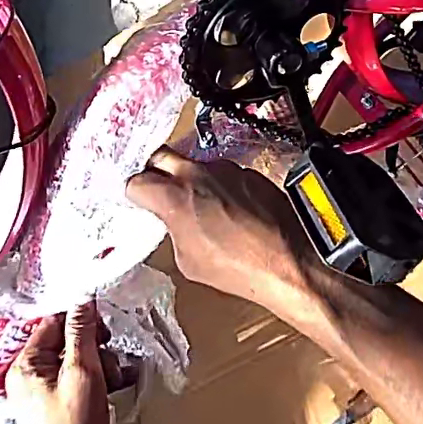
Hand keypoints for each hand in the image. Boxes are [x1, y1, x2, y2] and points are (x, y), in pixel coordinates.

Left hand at [6, 305, 109, 423]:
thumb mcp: (81, 371)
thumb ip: (82, 331)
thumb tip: (82, 300)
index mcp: (26, 365)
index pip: (52, 321)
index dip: (78, 318)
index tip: (100, 320)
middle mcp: (31, 376)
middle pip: (66, 339)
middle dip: (93, 344)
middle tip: (108, 351)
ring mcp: (44, 392)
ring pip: (77, 358)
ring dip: (100, 362)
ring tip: (112, 375)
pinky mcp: (60, 404)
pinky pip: (80, 377)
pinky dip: (98, 378)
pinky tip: (113, 384)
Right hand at [124, 147, 322, 320]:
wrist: (287, 257)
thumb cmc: (237, 267)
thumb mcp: (188, 259)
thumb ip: (173, 228)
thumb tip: (174, 219)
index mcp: (175, 196)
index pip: (137, 181)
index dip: (136, 193)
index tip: (139, 201)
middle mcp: (197, 173)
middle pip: (161, 156)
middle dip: (155, 171)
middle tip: (158, 189)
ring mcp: (224, 168)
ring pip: (194, 163)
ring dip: (190, 178)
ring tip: (199, 203)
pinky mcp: (246, 170)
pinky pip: (222, 171)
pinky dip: (217, 184)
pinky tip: (227, 206)